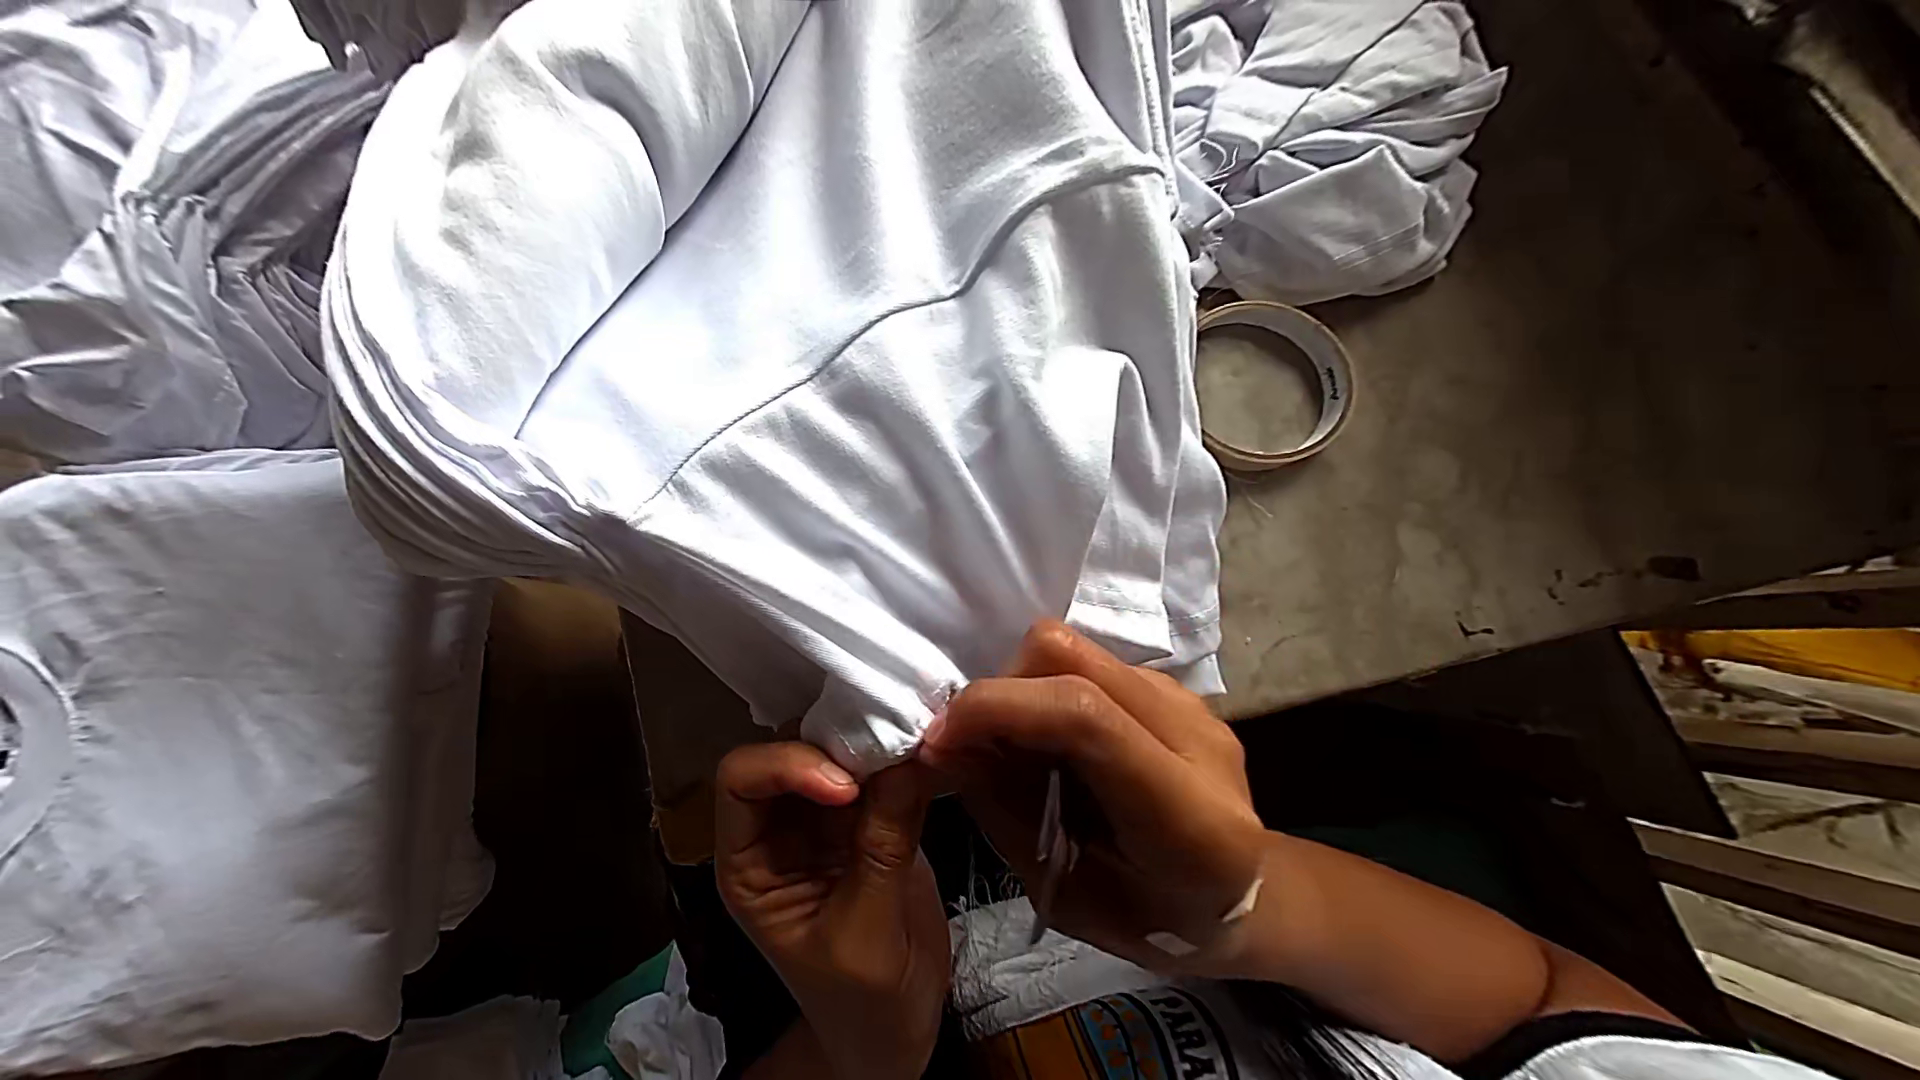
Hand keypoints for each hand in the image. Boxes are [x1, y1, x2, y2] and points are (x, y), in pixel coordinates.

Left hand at [715, 744, 947, 1079]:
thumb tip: (906, 765)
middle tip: (890, 746)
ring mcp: (828, 820)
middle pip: (791, 750)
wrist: (897, 1031)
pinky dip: (903, 761)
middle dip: (836, 743)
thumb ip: (883, 850)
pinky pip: (881, 773)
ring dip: (874, 744)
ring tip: (915, 743)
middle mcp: (782, 829)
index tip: (846, 788)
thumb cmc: (862, 1004)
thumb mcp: (866, 936)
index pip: (742, 782)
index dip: (786, 767)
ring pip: (838, 751)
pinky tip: (930, 757)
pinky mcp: (872, 818)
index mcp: (752, 862)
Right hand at [918, 621, 1268, 976]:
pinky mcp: (1173, 687)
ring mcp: (1188, 701)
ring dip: (1023, 687)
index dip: (997, 708)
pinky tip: (1056, 742)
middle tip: (973, 743)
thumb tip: (942, 745)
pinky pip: (1090, 663)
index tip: (940, 738)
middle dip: (1002, 688)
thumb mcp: (1067, 893)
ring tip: (1015, 746)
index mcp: (1185, 814)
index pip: (1084, 716)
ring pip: (1075, 649)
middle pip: (1071, 656)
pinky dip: (1049, 690)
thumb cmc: (1155, 923)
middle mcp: (1194, 735)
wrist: (1243, 899)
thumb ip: (1004, 808)